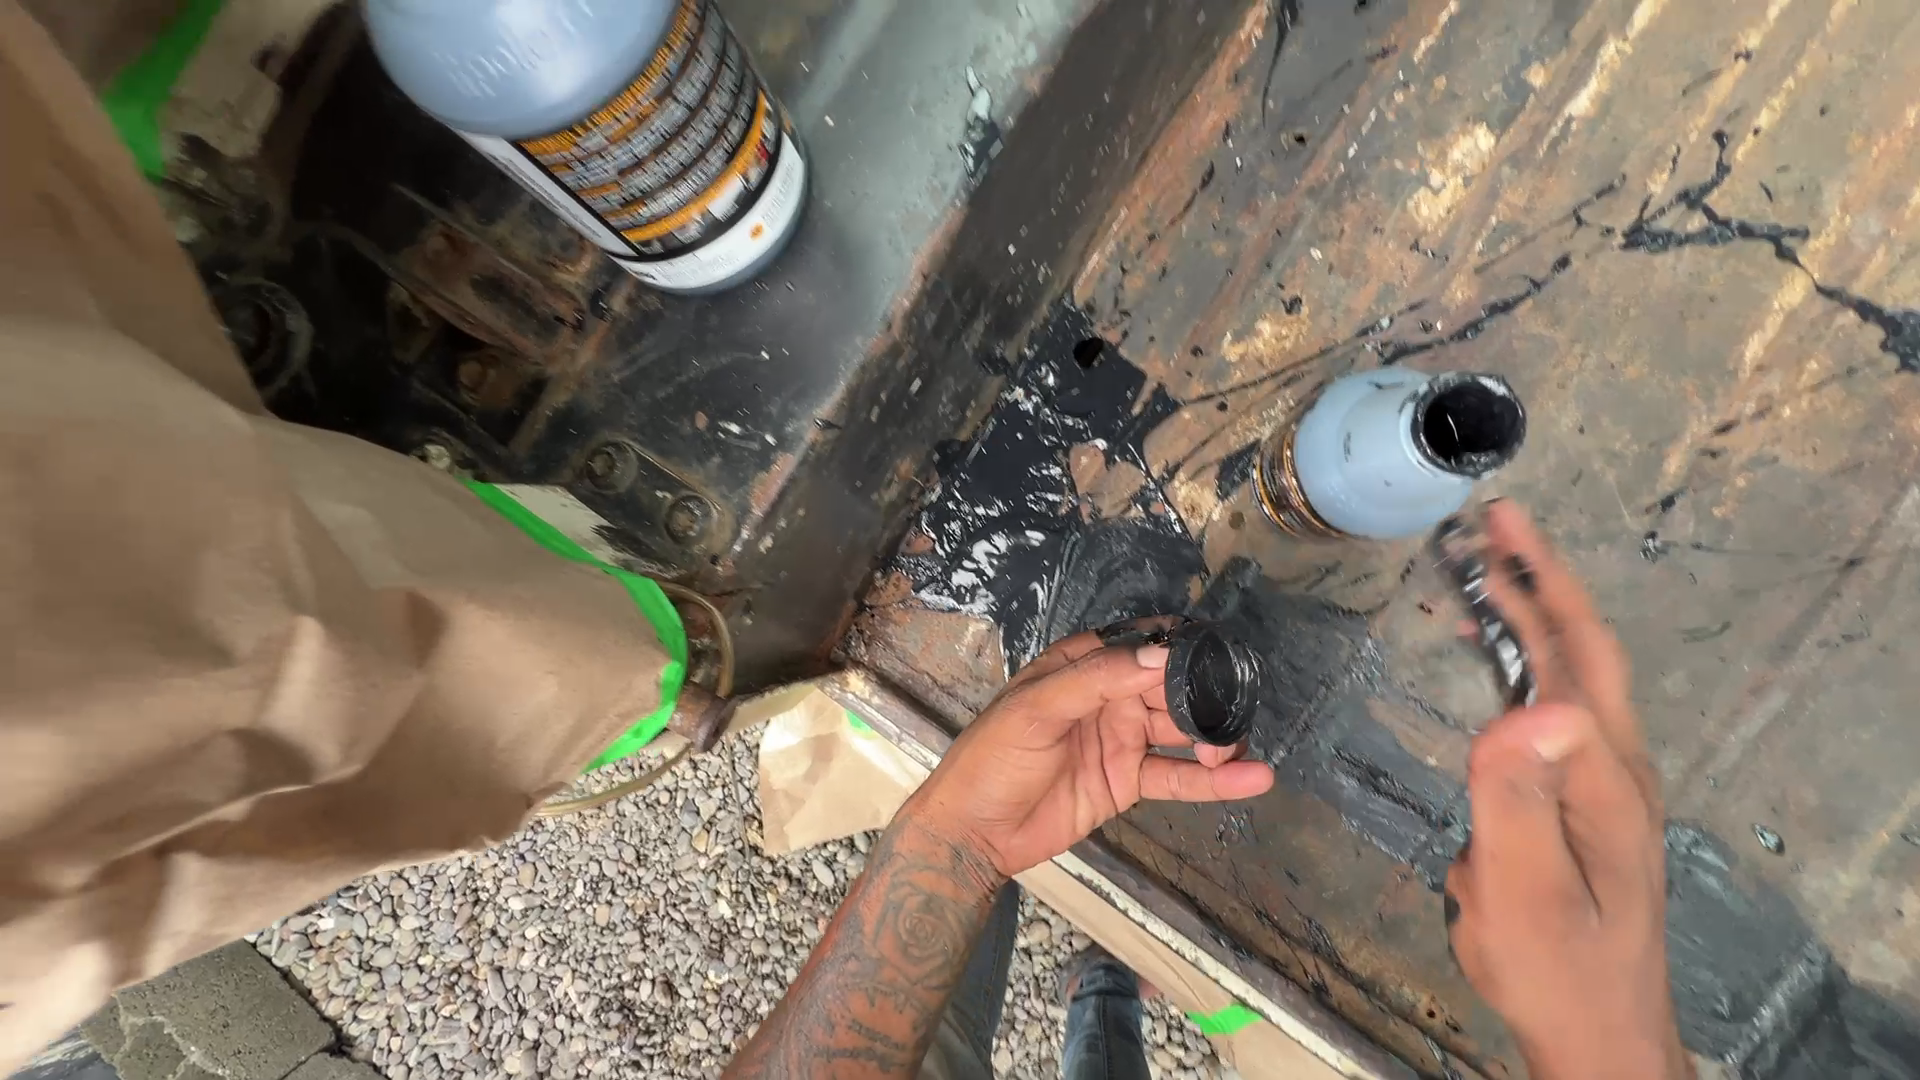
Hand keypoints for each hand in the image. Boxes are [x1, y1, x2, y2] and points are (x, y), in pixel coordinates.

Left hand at [903, 628, 1276, 879]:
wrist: (975, 831)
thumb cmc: (993, 756)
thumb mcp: (1035, 708)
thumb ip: (1095, 679)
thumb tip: (1158, 655)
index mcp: (1081, 666)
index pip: (1139, 644)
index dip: (1178, 646)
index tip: (1218, 655)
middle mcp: (1106, 696)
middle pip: (1169, 687)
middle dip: (1204, 697)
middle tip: (1229, 717)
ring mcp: (1121, 739)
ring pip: (1181, 730)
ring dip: (1214, 738)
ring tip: (1233, 752)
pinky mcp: (1128, 780)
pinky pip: (1177, 776)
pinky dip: (1214, 781)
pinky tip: (1252, 780)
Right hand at [1446, 502, 1690, 1078]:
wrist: (1593, 1029)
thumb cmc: (1550, 960)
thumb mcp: (1521, 884)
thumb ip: (1520, 795)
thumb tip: (1538, 705)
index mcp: (1603, 775)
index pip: (1579, 656)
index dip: (1542, 584)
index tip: (1502, 527)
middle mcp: (1612, 765)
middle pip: (1584, 652)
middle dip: (1539, 579)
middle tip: (1489, 528)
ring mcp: (1599, 780)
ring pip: (1571, 673)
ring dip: (1530, 614)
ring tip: (1478, 576)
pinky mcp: (1577, 794)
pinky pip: (1552, 704)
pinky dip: (1521, 661)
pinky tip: (1490, 656)